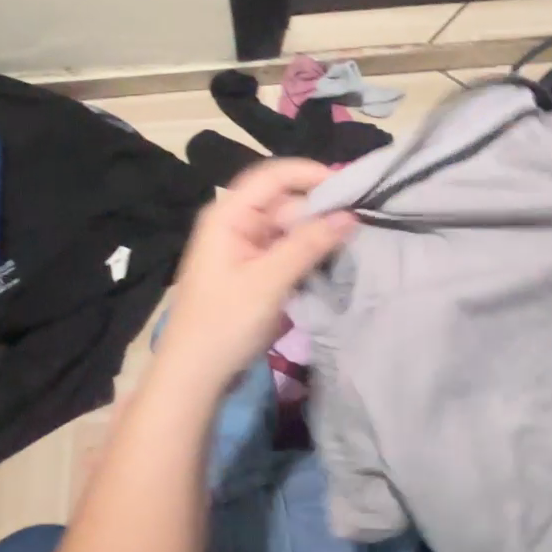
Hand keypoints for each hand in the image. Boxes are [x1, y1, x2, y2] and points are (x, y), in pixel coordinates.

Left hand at [152, 159, 356, 391]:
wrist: (192, 377)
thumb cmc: (223, 324)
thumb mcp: (268, 282)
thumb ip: (308, 245)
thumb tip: (350, 215)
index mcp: (229, 214)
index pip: (274, 175)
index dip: (311, 174)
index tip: (350, 186)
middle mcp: (235, 221)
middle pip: (284, 200)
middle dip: (319, 207)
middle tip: (359, 221)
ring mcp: (243, 245)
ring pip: (288, 225)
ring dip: (315, 231)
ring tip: (352, 240)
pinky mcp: (252, 268)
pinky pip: (285, 247)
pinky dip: (306, 250)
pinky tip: (330, 260)